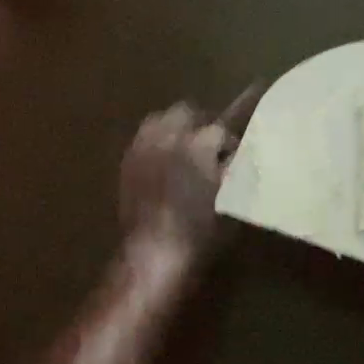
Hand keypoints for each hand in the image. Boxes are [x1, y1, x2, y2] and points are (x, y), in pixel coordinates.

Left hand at [118, 88, 257, 258]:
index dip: (229, 144)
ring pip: (161, 120)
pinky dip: (155, 144)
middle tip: (207, 148)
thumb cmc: (199, 229)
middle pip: (187, 112)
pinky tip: (162, 164)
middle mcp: (169, 136)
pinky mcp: (127, 160)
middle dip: (199, 125)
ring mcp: (144, 146)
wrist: (154, 251)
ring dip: (174, 130)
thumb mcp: (228, 198)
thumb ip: (233, 169)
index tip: (232, 159)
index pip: (220, 129)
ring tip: (182, 150)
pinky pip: (143, 139)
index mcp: (199, 143)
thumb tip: (235, 155)